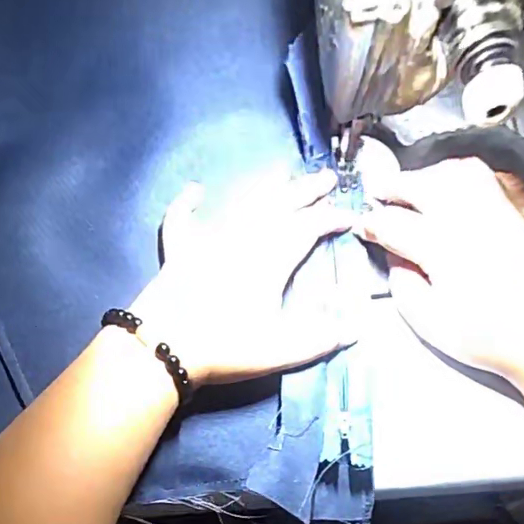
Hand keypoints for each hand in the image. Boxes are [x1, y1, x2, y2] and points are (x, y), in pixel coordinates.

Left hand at [127, 172, 355, 386]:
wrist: (164, 348)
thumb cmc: (226, 347)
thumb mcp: (282, 349)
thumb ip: (322, 337)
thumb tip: (358, 326)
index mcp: (271, 258)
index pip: (308, 227)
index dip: (332, 219)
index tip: (350, 218)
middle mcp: (242, 238)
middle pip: (279, 205)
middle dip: (306, 190)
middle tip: (326, 179)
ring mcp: (207, 240)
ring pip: (240, 204)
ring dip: (263, 188)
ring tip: (281, 174)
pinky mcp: (178, 251)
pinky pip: (182, 219)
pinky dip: (188, 203)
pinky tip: (195, 191)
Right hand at [358, 158, 523, 392]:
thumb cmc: (494, 337)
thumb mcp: (431, 322)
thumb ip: (404, 284)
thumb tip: (396, 259)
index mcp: (440, 244)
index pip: (392, 222)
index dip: (371, 223)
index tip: (363, 226)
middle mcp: (471, 213)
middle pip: (421, 183)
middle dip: (395, 187)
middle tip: (381, 194)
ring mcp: (503, 204)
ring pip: (457, 170)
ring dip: (430, 175)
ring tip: (417, 186)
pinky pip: (491, 177)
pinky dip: (469, 178)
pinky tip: (463, 191)